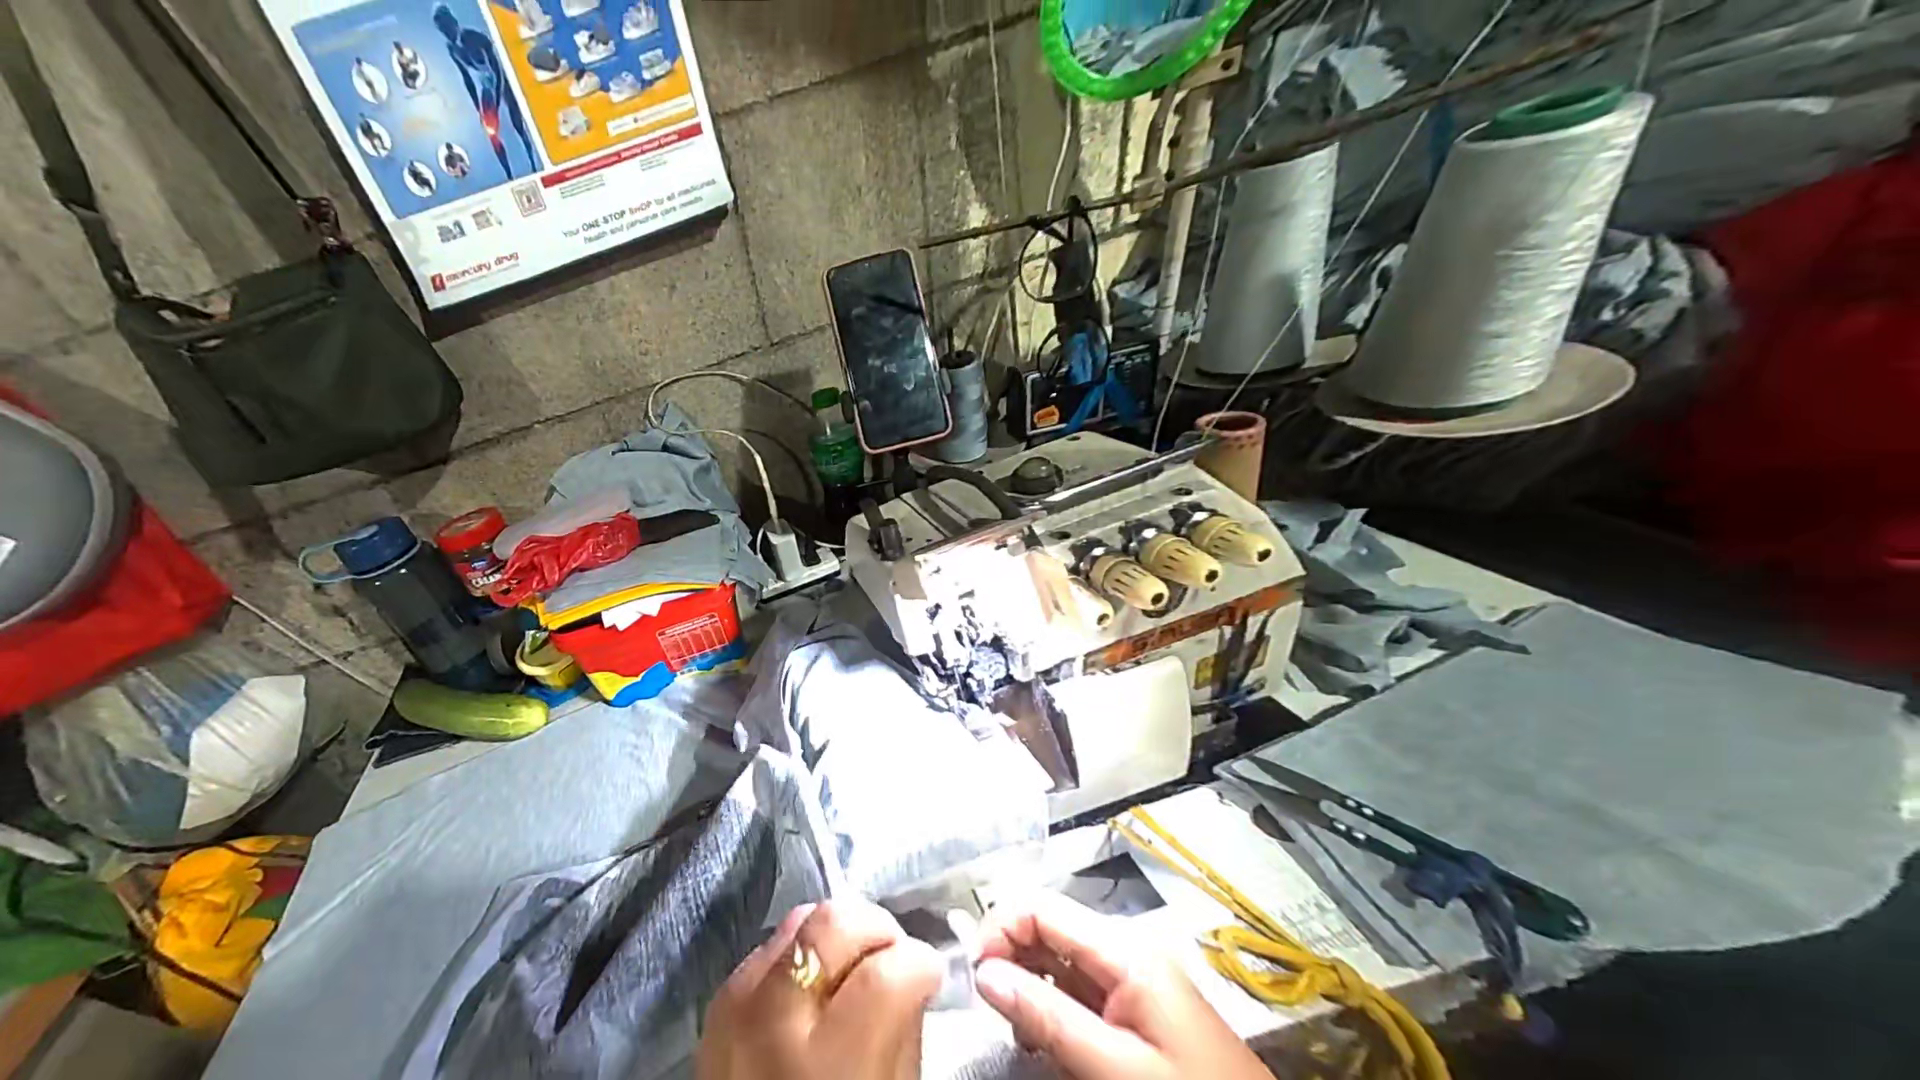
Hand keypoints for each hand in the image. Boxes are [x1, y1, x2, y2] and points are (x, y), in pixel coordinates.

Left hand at [697, 900, 942, 1079]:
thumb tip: (913, 969)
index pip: (886, 972)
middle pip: (836, 922)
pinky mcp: (718, 1000)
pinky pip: (772, 944)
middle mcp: (773, 1021)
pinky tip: (816, 985)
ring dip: (838, 935)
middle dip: (877, 928)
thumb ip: (903, 1026)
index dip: (919, 963)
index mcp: (827, 1063)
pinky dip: (803, 949)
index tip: (928, 975)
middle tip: (893, 956)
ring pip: (803, 918)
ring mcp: (737, 1005)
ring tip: (853, 968)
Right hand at [974, 891, 1273, 1079]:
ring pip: (1055, 958)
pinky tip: (1044, 1040)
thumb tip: (985, 972)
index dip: (999, 929)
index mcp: (1123, 949)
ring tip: (1020, 1032)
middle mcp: (1122, 950)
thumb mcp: (1115, 1068)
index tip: (973, 977)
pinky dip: (1048, 1006)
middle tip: (990, 1010)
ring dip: (1025, 986)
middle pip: (1047, 926)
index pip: (1042, 906)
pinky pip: (1073, 988)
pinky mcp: (1130, 1004)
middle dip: (1009, 958)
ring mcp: (1127, 977)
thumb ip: (1049, 1017)